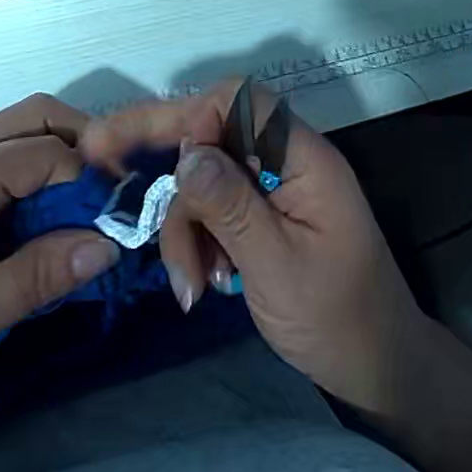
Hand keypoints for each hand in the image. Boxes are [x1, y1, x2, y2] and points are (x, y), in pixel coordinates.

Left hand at [0, 96, 119, 471]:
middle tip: (114, 192)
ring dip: (51, 162)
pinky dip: (23, 183)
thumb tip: (110, 243)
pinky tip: (35, 225)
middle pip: (26, 121)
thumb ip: (38, 274)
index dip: (92, 175)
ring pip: (6, 143)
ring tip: (85, 210)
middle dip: (78, 142)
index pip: (45, 150)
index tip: (128, 211)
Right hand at [82, 81, 471, 471]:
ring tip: (190, 284)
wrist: (375, 370)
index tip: (175, 161)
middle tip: (96, 151)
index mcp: (303, 157)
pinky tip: (198, 281)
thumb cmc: (338, 321)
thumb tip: (187, 154)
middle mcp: (280, 158)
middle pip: (208, 126)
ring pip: (198, 175)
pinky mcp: (250, 210)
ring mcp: (263, 184)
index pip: (245, 100)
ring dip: (181, 226)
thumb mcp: (280, 269)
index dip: (200, 115)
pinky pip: (204, 205)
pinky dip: (191, 240)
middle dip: (154, 143)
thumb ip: (232, 207)